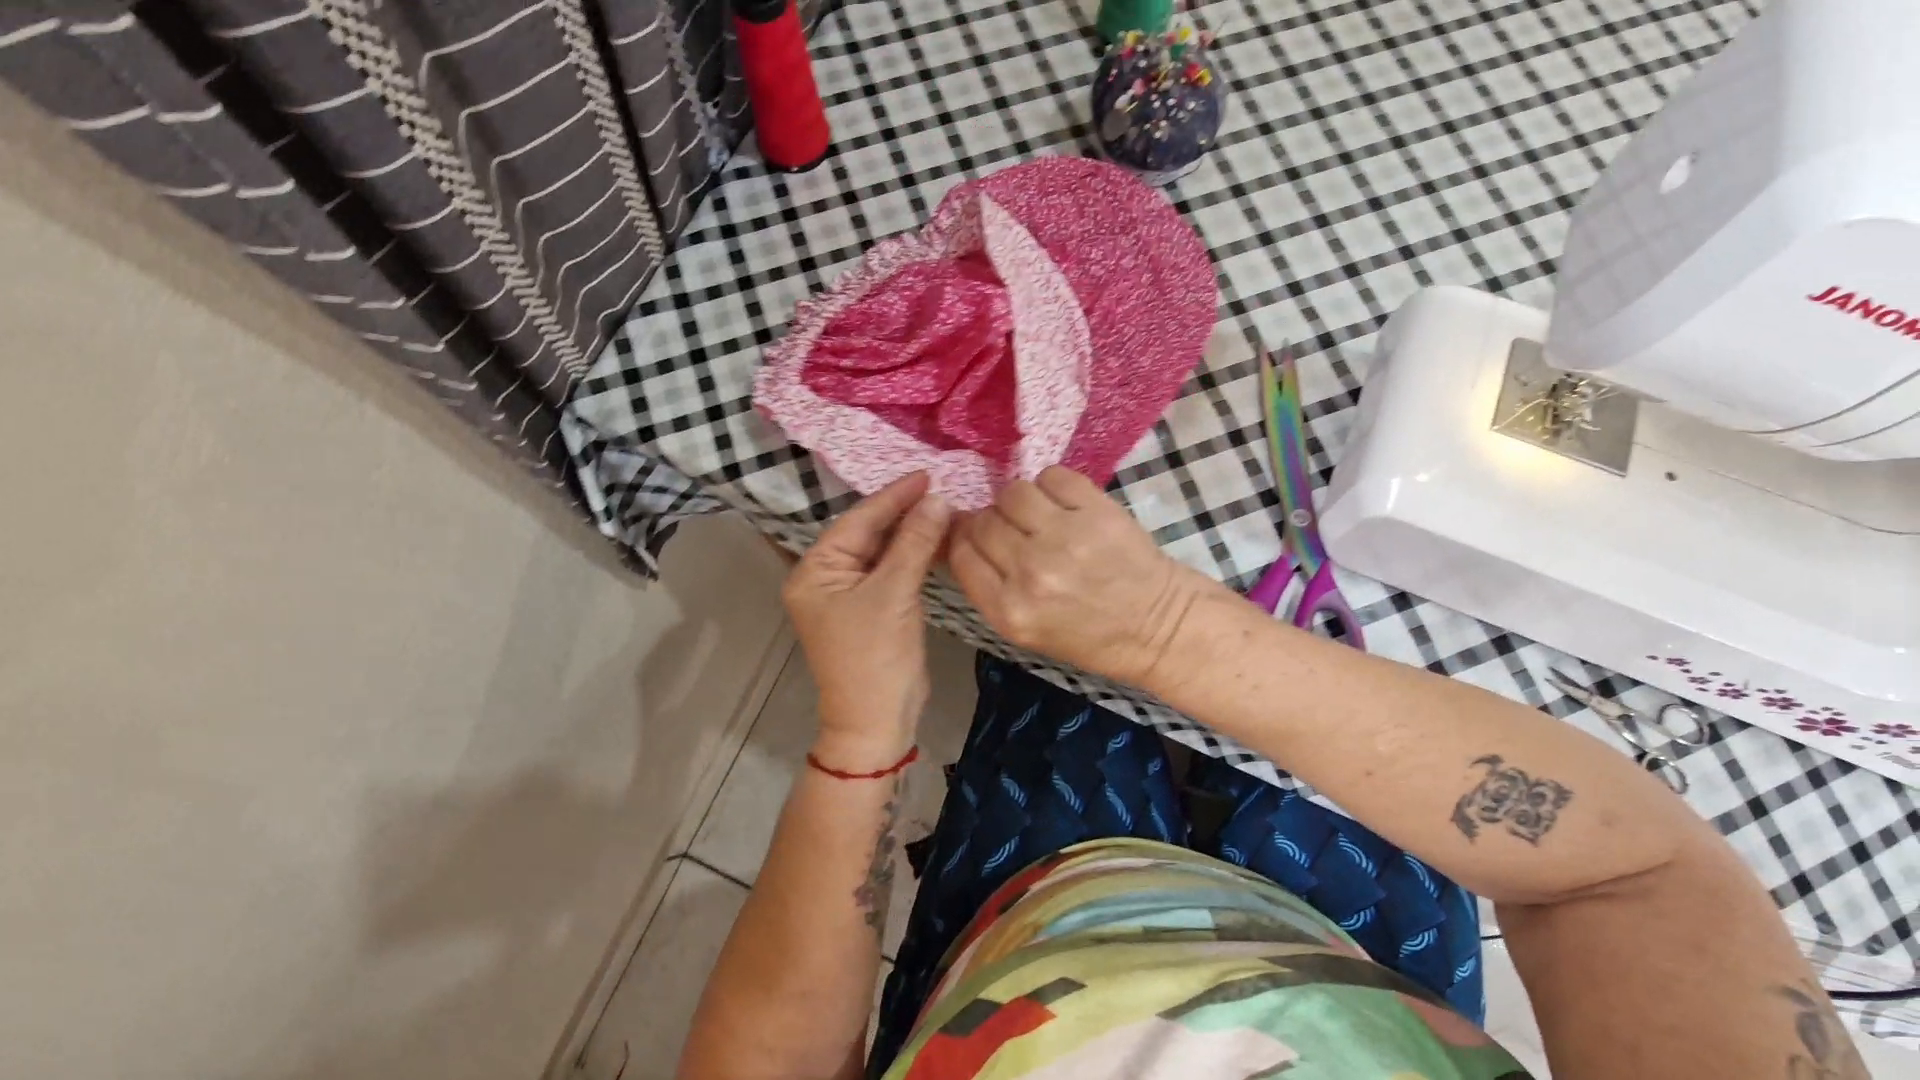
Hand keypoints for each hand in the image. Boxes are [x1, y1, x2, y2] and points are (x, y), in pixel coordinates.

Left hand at [784, 472, 952, 771]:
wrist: (877, 722)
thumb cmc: (875, 658)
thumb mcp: (893, 595)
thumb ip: (914, 543)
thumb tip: (937, 499)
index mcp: (814, 571)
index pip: (857, 521)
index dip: (893, 497)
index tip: (926, 474)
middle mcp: (826, 578)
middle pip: (869, 534)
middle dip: (905, 514)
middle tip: (942, 489)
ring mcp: (849, 595)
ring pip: (884, 552)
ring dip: (914, 535)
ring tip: (948, 510)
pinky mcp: (873, 610)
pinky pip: (893, 572)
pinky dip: (916, 558)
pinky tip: (941, 541)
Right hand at [948, 466, 1221, 689]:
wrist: (1159, 628)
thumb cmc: (1091, 637)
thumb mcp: (1027, 629)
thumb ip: (990, 586)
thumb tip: (959, 533)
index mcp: (1009, 610)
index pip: (960, 553)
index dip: (963, 538)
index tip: (975, 536)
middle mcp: (1030, 572)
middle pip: (983, 521)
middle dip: (992, 522)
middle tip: (1016, 531)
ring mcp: (1064, 538)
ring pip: (1013, 493)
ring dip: (1021, 501)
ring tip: (1041, 516)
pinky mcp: (1096, 511)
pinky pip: (1052, 476)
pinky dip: (1053, 485)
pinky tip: (1066, 505)